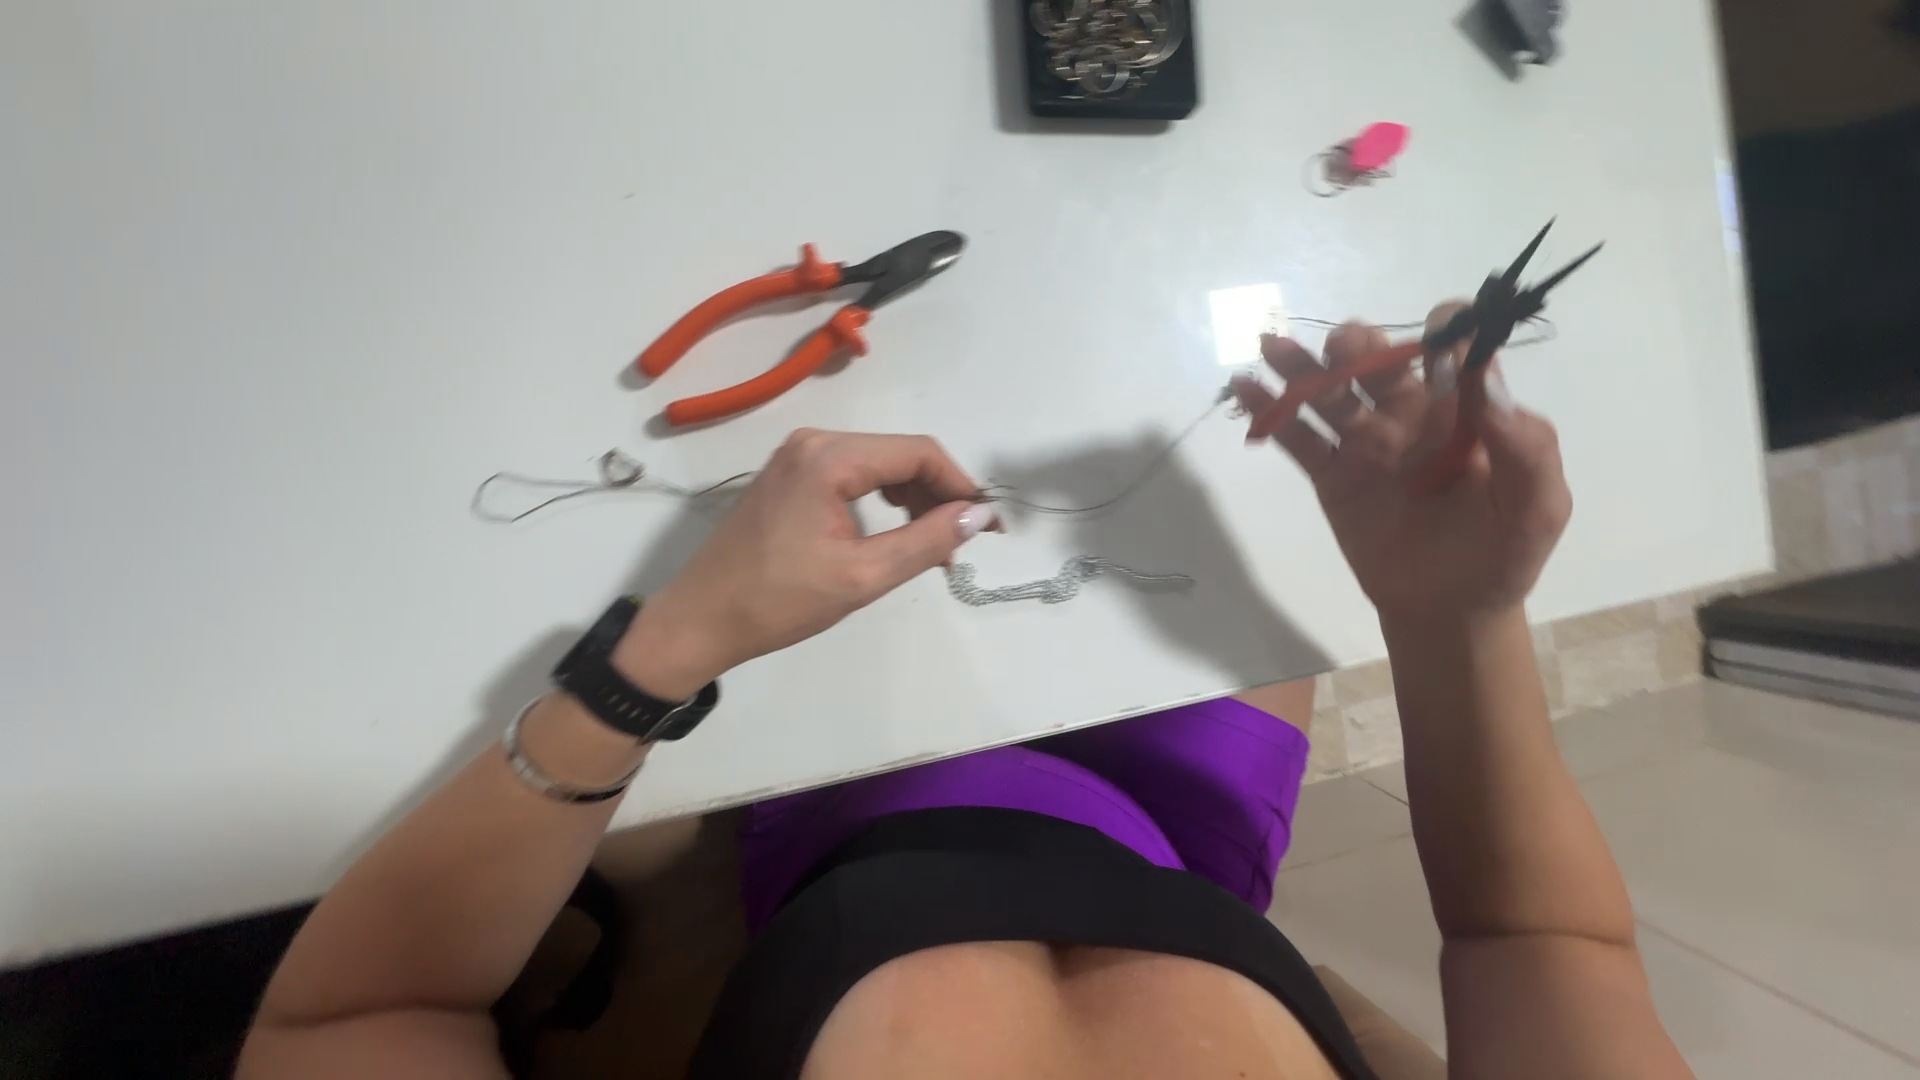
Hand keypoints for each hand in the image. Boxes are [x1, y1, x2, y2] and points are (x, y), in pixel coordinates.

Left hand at [613, 430, 994, 697]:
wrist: (700, 621)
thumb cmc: (779, 602)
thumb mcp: (863, 577)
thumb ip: (927, 541)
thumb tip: (978, 515)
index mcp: (829, 458)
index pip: (919, 453)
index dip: (962, 486)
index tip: (988, 527)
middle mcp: (814, 443)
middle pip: (900, 455)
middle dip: (939, 496)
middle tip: (962, 545)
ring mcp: (797, 457)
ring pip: (878, 465)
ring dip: (914, 499)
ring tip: (934, 546)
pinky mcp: (789, 476)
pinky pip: (853, 476)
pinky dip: (883, 500)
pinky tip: (896, 532)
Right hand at [1231, 303, 1572, 621]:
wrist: (1446, 609)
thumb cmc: (1501, 555)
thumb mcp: (1537, 507)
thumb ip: (1525, 446)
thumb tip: (1486, 383)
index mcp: (1464, 413)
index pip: (1454, 356)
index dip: (1443, 334)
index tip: (1434, 330)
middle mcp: (1410, 417)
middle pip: (1378, 366)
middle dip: (1359, 345)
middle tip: (1343, 344)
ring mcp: (1364, 446)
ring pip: (1329, 395)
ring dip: (1300, 367)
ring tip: (1273, 346)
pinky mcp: (1330, 476)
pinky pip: (1297, 439)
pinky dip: (1270, 412)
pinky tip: (1246, 387)